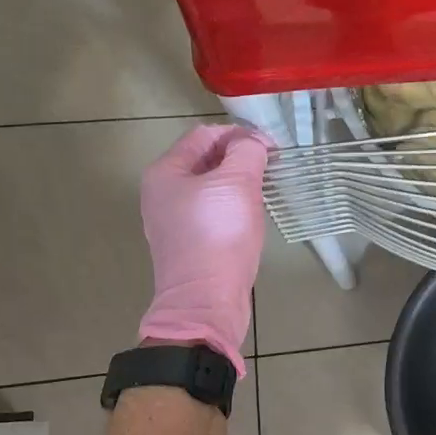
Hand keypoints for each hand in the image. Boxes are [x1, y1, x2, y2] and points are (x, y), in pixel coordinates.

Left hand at [137, 125, 269, 374]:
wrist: (206, 300)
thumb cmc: (219, 235)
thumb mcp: (237, 184)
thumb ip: (247, 152)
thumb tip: (253, 141)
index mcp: (165, 172)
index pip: (205, 134)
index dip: (240, 134)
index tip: (273, 148)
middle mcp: (163, 192)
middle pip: (206, 159)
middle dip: (240, 157)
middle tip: (272, 167)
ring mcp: (174, 219)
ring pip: (211, 186)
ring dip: (239, 182)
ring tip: (266, 189)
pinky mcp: (190, 242)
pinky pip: (213, 211)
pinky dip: (234, 205)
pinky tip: (252, 215)